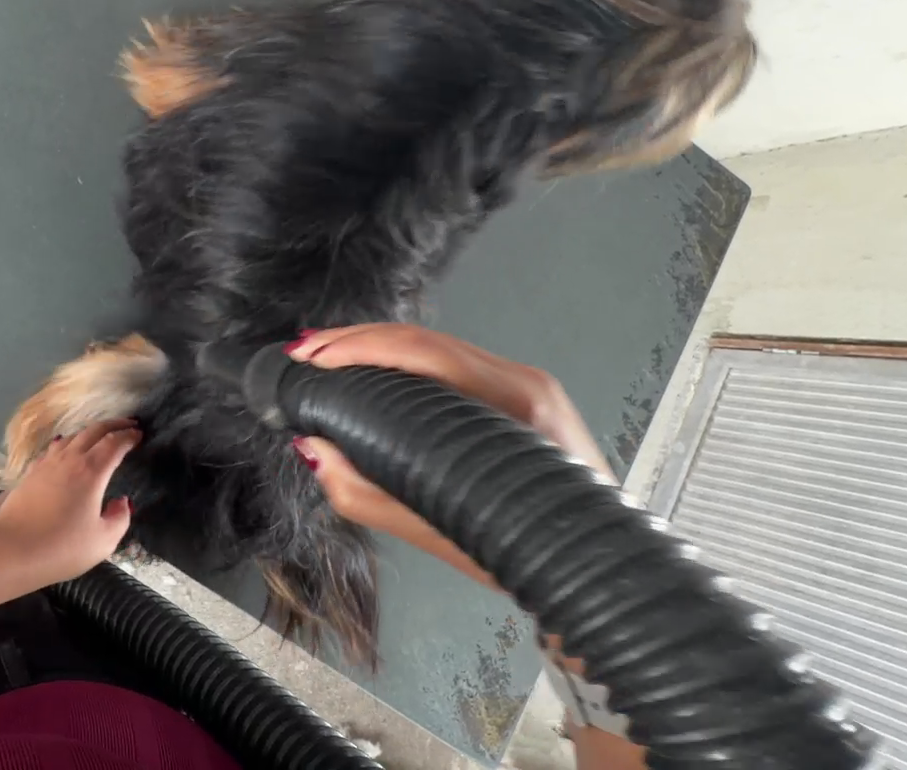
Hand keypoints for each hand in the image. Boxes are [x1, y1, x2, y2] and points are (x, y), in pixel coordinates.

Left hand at [0, 418, 138, 583]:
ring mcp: (46, 463)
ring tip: (99, 437)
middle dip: (112, 425)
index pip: (113, 444)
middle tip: (127, 424)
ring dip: (89, 432)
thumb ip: (119, 518)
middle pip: (93, 431)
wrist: (12, 549)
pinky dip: (67, 444)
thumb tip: (122, 501)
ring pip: (71, 437)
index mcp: (91, 471)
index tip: (139, 433)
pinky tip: (66, 452)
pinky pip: (53, 449)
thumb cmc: (62, 547)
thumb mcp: (103, 540)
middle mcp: (69, 459)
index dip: (128, 436)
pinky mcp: (31, 472)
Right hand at [288, 323, 613, 588]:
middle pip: (421, 337)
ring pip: (430, 342)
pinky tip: (364, 362)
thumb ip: (370, 497)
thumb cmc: (535, 551)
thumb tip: (315, 453)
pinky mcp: (513, 389)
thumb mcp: (443, 535)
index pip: (422, 352)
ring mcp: (520, 382)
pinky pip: (441, 357)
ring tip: (322, 354)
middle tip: (304, 353)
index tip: (313, 359)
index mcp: (514, 407)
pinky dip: (395, 355)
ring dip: (370, 344)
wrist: (602, 568)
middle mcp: (521, 383)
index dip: (358, 347)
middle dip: (352, 339)